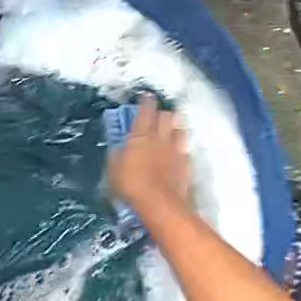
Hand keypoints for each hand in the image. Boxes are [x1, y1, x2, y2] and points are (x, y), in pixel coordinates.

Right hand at [107, 94, 192, 219]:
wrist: (160, 204)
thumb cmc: (131, 185)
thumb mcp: (114, 169)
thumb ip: (117, 154)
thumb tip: (118, 148)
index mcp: (139, 135)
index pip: (144, 111)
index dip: (146, 102)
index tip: (146, 96)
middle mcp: (159, 138)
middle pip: (165, 116)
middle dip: (162, 112)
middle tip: (159, 112)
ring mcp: (175, 150)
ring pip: (179, 128)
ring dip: (176, 124)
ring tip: (174, 124)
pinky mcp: (186, 164)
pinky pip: (185, 148)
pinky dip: (182, 146)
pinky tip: (180, 149)